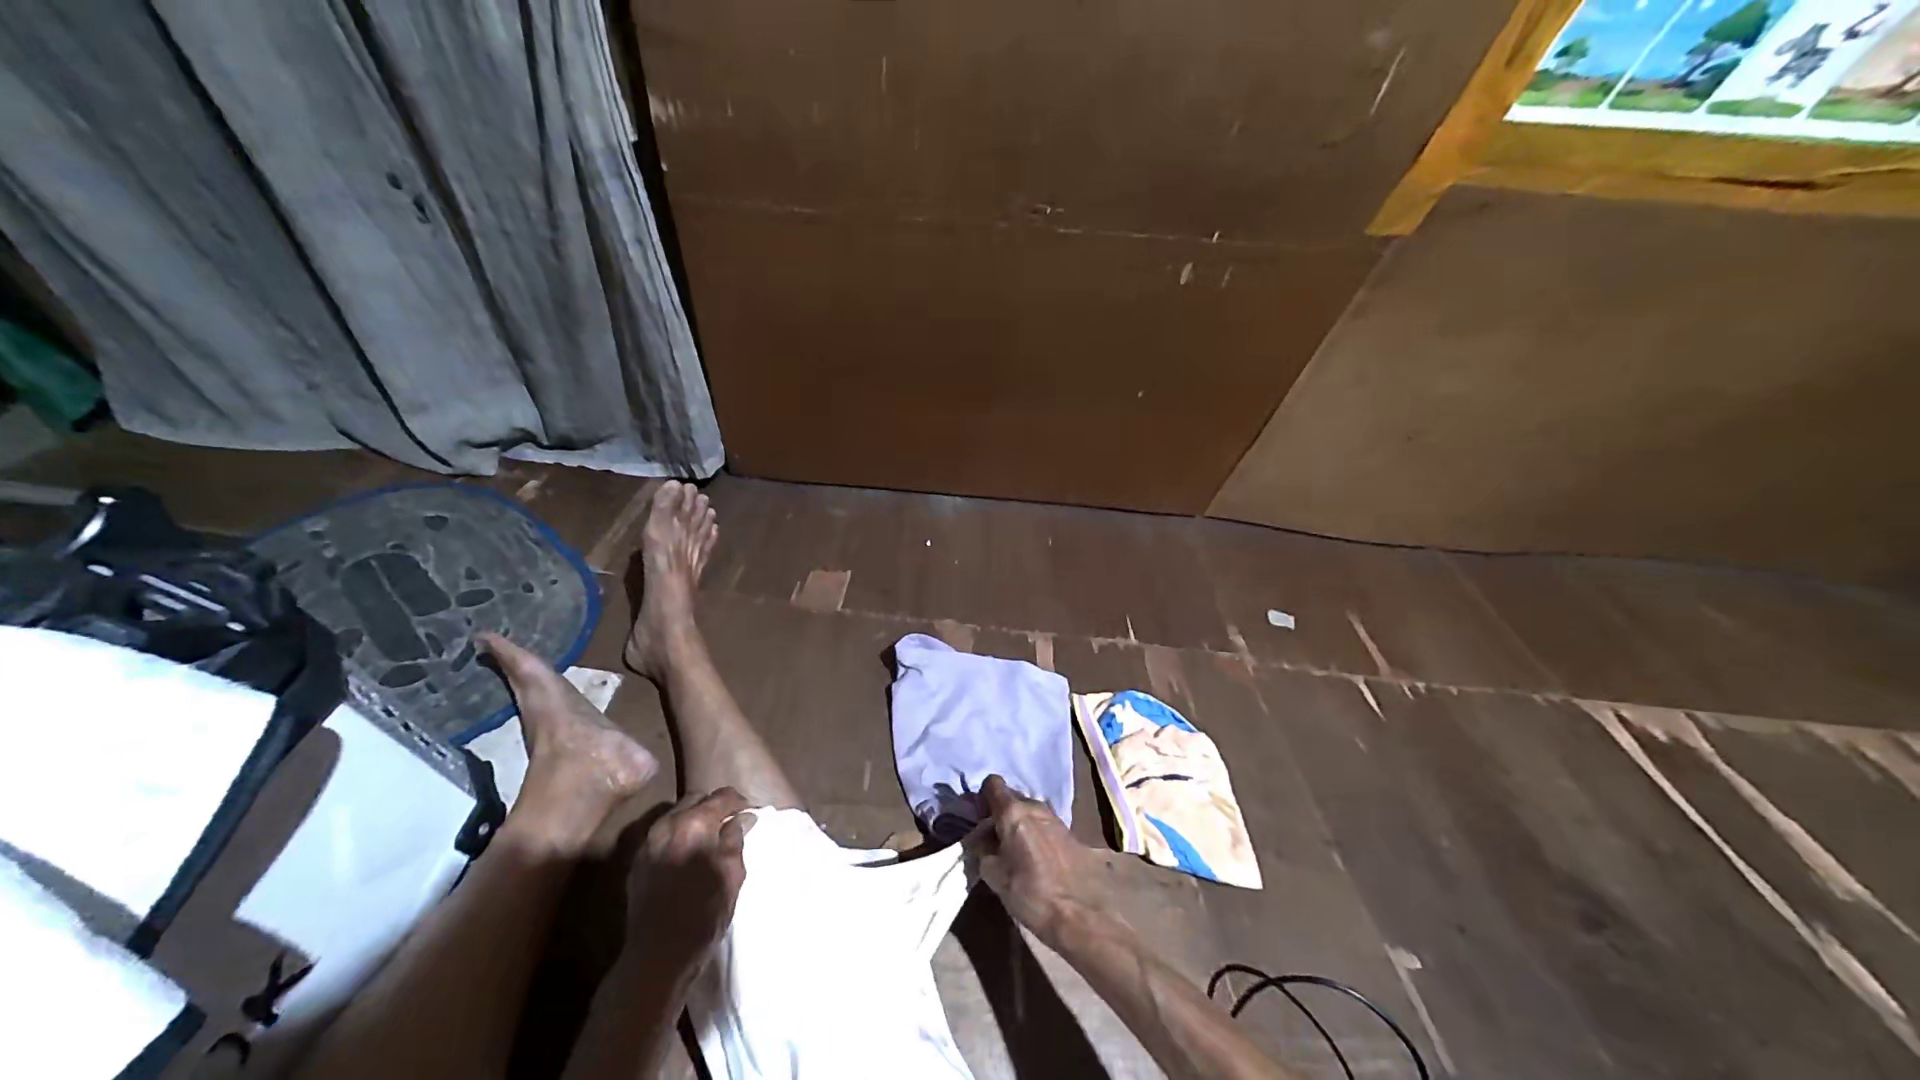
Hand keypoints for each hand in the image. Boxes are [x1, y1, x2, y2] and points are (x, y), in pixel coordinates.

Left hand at [627, 788, 750, 973]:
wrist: (658, 955)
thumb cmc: (704, 915)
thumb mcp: (732, 875)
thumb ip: (736, 840)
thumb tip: (741, 818)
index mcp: (695, 824)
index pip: (722, 796)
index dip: (740, 802)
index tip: (750, 813)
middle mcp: (668, 824)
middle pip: (696, 799)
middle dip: (715, 806)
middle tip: (730, 823)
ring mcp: (648, 842)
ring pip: (676, 815)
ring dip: (694, 819)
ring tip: (709, 838)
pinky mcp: (637, 861)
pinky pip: (662, 835)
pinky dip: (678, 835)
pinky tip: (687, 853)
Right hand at [965, 774, 1102, 945]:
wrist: (1083, 913)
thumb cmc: (1031, 893)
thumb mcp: (994, 875)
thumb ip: (983, 849)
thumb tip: (983, 838)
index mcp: (1013, 811)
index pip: (992, 783)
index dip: (982, 798)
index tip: (979, 820)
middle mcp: (1035, 806)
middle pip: (1012, 797)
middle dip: (1001, 814)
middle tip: (994, 839)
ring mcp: (1056, 818)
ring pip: (1029, 811)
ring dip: (1020, 825)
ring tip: (1015, 852)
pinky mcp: (1071, 833)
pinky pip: (1044, 825)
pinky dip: (1036, 834)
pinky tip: (1036, 859)